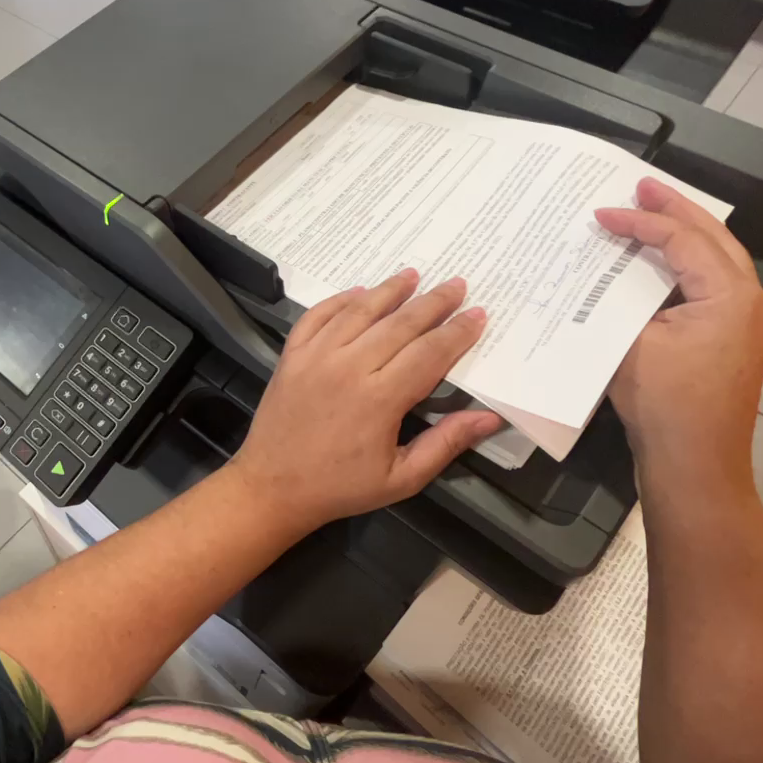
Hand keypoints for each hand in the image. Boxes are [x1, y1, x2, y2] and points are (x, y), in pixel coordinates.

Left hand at [229, 269, 498, 530]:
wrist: (272, 485)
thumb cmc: (340, 487)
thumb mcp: (401, 478)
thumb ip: (445, 443)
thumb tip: (490, 417)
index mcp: (380, 399)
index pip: (429, 353)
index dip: (456, 332)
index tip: (477, 314)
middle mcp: (348, 368)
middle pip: (399, 324)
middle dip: (432, 303)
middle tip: (456, 283)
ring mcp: (315, 357)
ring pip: (358, 312)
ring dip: (387, 291)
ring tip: (411, 275)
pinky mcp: (291, 356)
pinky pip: (316, 317)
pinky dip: (338, 301)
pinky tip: (358, 292)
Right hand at [595, 178, 762, 485]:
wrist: (696, 461)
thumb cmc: (664, 402)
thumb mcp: (633, 347)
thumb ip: (623, 303)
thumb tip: (604, 277)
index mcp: (729, 295)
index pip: (684, 241)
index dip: (641, 223)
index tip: (600, 213)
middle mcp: (747, 300)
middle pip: (714, 238)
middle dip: (677, 209)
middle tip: (643, 185)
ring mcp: (743, 320)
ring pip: (716, 258)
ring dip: (684, 232)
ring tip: (653, 210)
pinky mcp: (729, 337)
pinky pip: (708, 282)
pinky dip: (683, 262)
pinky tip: (659, 261)